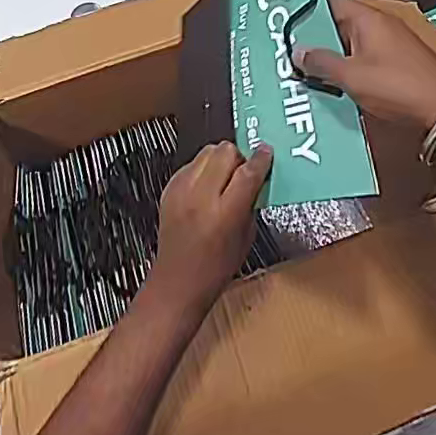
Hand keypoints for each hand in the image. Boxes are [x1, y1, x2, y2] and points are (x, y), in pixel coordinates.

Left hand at [150, 142, 272, 307]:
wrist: (177, 283)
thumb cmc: (216, 268)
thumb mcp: (246, 237)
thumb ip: (251, 202)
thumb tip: (256, 178)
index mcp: (225, 213)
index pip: (247, 172)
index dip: (261, 159)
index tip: (267, 151)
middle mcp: (200, 197)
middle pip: (225, 152)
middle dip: (238, 157)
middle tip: (242, 171)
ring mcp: (181, 191)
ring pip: (207, 151)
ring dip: (220, 160)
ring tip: (223, 177)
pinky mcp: (169, 189)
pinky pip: (191, 164)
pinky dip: (202, 169)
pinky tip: (206, 186)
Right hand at [292, 0, 435, 147]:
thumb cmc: (402, 86)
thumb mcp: (352, 76)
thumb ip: (321, 62)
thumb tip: (300, 52)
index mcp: (367, 19)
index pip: (330, 0)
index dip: (307, 9)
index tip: (287, 21)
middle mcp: (379, 25)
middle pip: (338, 23)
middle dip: (316, 38)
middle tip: (293, 52)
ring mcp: (389, 42)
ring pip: (349, 42)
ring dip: (332, 55)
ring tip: (310, 71)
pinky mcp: (395, 61)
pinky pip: (363, 56)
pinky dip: (348, 66)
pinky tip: (337, 83)